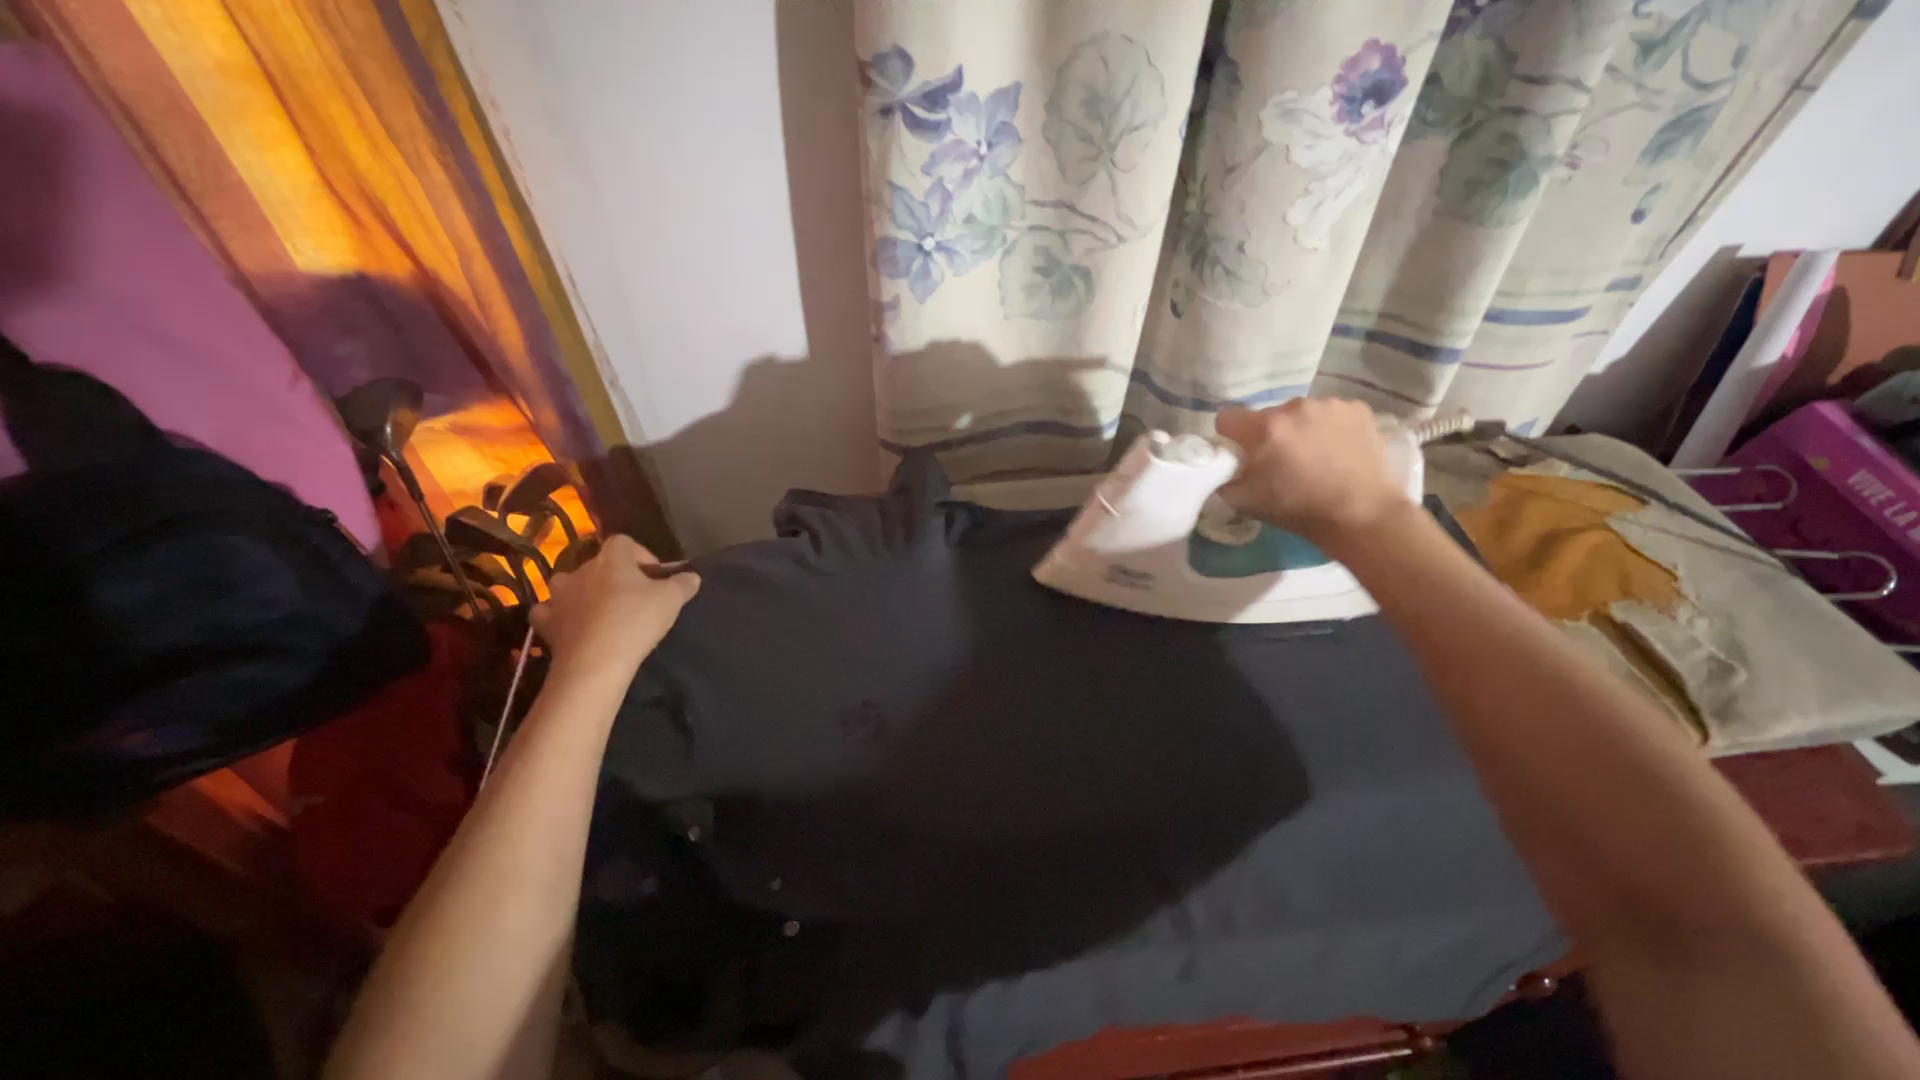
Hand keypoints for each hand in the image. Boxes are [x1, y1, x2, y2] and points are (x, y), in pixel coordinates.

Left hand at [530, 535, 699, 678]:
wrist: (595, 661)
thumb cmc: (636, 621)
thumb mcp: (671, 600)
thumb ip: (683, 584)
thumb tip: (692, 576)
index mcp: (611, 557)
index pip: (625, 542)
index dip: (641, 556)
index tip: (655, 577)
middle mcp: (581, 568)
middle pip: (599, 564)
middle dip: (615, 577)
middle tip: (633, 598)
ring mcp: (558, 595)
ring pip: (570, 584)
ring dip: (584, 593)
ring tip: (601, 611)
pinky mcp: (545, 621)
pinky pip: (549, 611)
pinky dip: (559, 615)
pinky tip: (571, 625)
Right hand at [1215, 398, 1413, 544]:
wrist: (1364, 516)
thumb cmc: (1301, 510)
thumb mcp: (1248, 504)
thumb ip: (1225, 482)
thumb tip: (1221, 471)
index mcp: (1265, 429)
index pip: (1227, 418)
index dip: (1230, 437)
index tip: (1242, 455)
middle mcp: (1295, 407)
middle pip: (1268, 416)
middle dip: (1270, 435)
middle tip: (1284, 462)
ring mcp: (1330, 405)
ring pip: (1301, 413)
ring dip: (1301, 430)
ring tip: (1316, 457)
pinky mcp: (1358, 409)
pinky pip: (1332, 413)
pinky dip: (1330, 428)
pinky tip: (1339, 451)